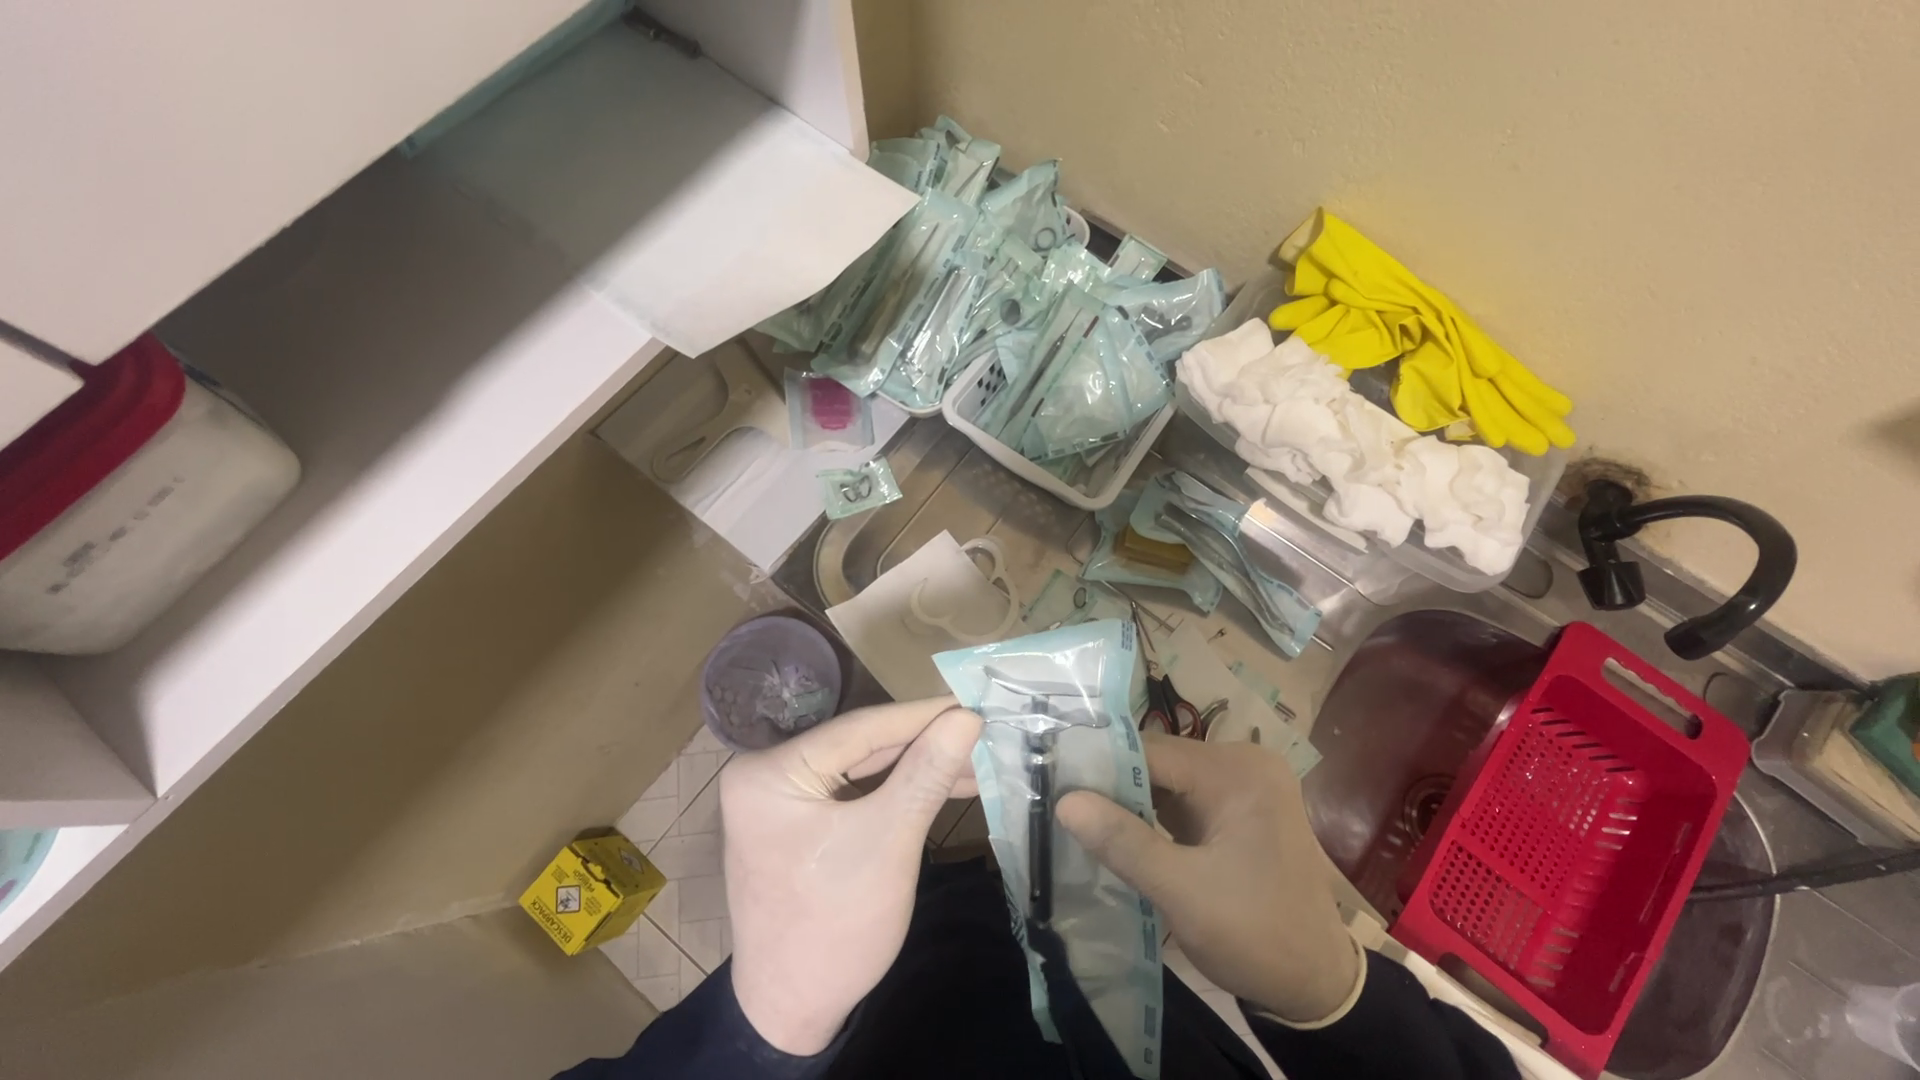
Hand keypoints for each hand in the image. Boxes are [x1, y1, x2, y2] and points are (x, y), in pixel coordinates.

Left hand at [721, 696, 982, 1054]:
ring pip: (860, 770)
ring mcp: (780, 800)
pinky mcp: (797, 823)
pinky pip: (853, 794)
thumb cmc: (836, 924)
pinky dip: (895, 792)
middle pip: (859, 747)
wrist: (794, 1009)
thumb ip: (926, 773)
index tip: (971, 703)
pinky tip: (941, 784)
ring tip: (973, 759)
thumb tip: (966, 718)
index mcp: (770, 772)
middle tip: (979, 729)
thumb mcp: (888, 841)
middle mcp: (766, 775)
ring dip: (915, 769)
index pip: (858, 729)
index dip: (920, 716)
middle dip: (922, 744)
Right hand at [1056, 733, 1360, 1023]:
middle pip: (1157, 761)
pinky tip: (1119, 831)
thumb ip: (1122, 843)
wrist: (1318, 985)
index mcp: (1236, 772)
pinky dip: (1152, 814)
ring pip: (1167, 780)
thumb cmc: (1256, 935)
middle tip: (1059, 804)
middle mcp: (1243, 763)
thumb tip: (1063, 801)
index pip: (1149, 751)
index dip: (1097, 766)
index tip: (1050, 783)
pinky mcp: (1240, 809)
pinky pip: (1184, 798)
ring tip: (1079, 817)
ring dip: (1129, 800)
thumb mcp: (1182, 892)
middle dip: (1112, 785)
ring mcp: (1244, 785)